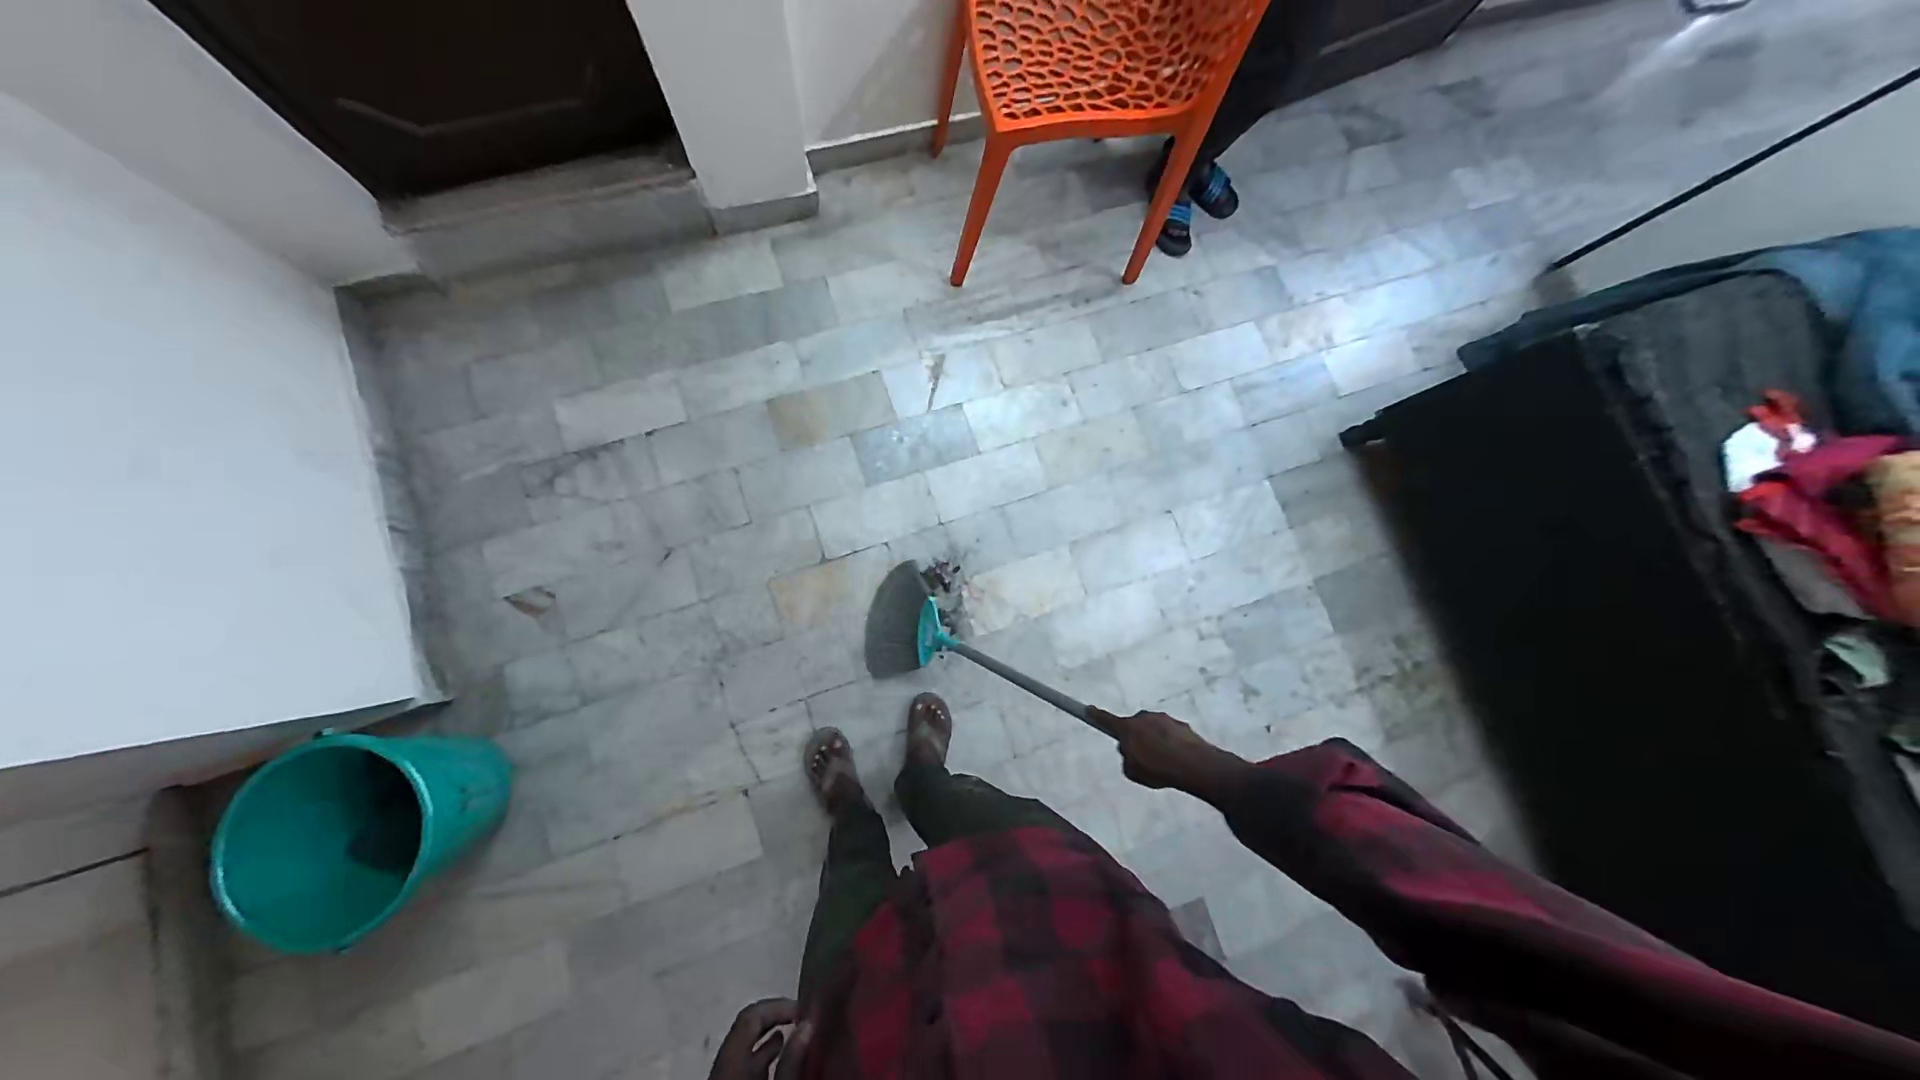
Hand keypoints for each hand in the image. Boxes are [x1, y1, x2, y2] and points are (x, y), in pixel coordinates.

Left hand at [709, 998, 809, 1079]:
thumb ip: (791, 1061)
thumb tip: (807, 1025)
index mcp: (730, 1059)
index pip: (750, 1016)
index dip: (777, 1006)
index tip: (802, 1008)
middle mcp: (722, 1062)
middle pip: (746, 1026)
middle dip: (774, 1015)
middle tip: (802, 1014)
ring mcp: (723, 1073)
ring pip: (745, 1044)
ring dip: (770, 1032)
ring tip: (796, 1030)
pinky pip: (743, 1061)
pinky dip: (763, 1052)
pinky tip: (780, 1056)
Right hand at [1089, 707, 1250, 800]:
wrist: (1194, 765)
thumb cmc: (1159, 769)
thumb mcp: (1132, 771)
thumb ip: (1127, 759)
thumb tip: (1131, 753)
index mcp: (1128, 728)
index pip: (1105, 719)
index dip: (1094, 715)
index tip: (1087, 708)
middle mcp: (1144, 718)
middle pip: (1133, 726)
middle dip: (1136, 739)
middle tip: (1143, 759)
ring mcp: (1164, 719)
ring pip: (1153, 730)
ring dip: (1155, 742)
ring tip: (1164, 764)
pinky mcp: (1181, 725)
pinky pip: (1170, 734)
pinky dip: (1171, 744)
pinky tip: (1177, 761)